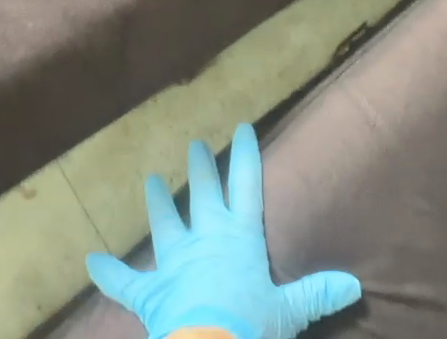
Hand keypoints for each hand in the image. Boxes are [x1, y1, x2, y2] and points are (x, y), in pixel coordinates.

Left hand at [86, 124, 362, 338]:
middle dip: (201, 168)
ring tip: (150, 181)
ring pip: (165, 225)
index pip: (247, 187)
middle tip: (194, 144)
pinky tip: (91, 259)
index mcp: (240, 239)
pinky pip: (126, 282)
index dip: (246, 156)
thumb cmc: (251, 328)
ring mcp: (175, 264)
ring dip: (157, 203)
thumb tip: (355, 284)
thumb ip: (317, 294)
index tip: (243, 127)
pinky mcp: (151, 293)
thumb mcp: (289, 313)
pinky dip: (108, 272)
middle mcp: (207, 240)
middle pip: (204, 195)